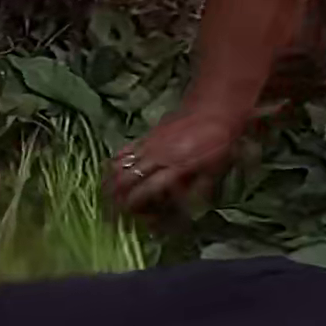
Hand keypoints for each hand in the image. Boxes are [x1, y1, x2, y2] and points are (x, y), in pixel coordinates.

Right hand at [108, 102, 245, 212]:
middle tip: (111, 209)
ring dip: (109, 182)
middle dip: (115, 196)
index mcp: (175, 167)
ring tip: (106, 194)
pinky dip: (113, 164)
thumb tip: (188, 211)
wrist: (213, 110)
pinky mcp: (144, 137)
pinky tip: (109, 173)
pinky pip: (122, 152)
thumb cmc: (219, 143)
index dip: (134, 204)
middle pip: (125, 179)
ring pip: (118, 165)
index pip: (146, 189)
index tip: (129, 214)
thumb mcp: (216, 169)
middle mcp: (156, 157)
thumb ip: (199, 190)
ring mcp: (147, 146)